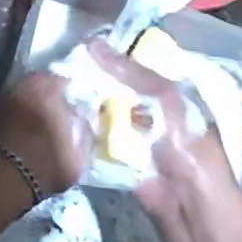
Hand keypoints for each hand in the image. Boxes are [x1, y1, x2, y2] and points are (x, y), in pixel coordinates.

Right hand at [0, 38, 189, 195]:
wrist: (186, 198)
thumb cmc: (186, 139)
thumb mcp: (165, 96)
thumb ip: (131, 72)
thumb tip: (92, 44)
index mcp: (168, 90)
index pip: (134, 65)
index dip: (111, 55)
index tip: (81, 44)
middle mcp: (148, 108)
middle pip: (114, 86)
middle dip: (91, 78)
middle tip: (62, 65)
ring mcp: (131, 132)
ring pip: (101, 110)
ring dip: (83, 102)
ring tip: (55, 86)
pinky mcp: (115, 154)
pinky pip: (94, 135)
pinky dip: (81, 128)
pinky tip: (61, 114)